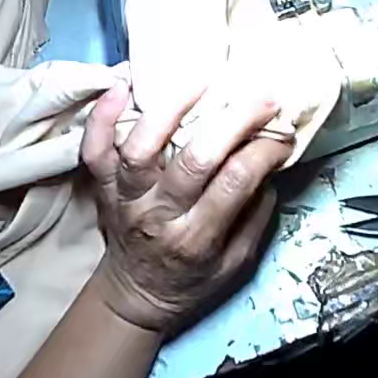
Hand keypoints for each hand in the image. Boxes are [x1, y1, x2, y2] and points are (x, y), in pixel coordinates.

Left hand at [79, 79, 289, 332]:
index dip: (264, 151)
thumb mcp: (237, 263)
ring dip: (169, 110)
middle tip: (263, 98)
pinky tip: (122, 87)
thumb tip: (270, 162)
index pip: (235, 183)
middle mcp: (158, 215)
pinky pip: (94, 151)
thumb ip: (255, 215)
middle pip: (195, 160)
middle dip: (235, 122)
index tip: (283, 132)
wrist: (134, 297)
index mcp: (197, 238)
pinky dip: (101, 118)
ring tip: (200, 80)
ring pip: (141, 149)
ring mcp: (125, 199)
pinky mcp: (101, 188)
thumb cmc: (193, 279)